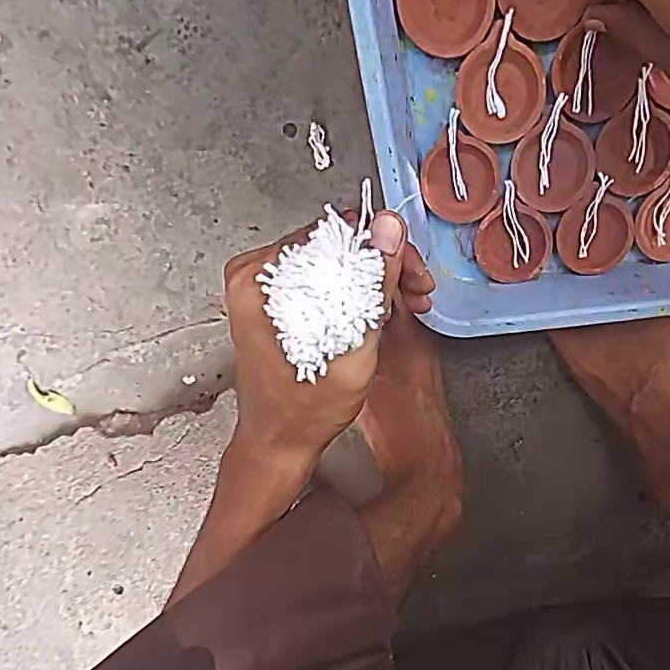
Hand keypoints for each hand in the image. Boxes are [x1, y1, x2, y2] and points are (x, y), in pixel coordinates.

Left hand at [222, 208, 437, 474]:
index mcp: (260, 280)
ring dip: (374, 277)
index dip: (383, 250)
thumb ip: (373, 282)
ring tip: (404, 300)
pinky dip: (355, 288)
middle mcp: (255, 276)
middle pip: (335, 243)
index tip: (409, 271)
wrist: (279, 441)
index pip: (335, 234)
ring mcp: (263, 287)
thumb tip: (388, 229)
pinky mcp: (275, 299)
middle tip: (414, 287)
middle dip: (382, 264)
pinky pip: (324, 276)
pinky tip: (378, 307)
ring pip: (334, 259)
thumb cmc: (304, 409)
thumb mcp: (353, 346)